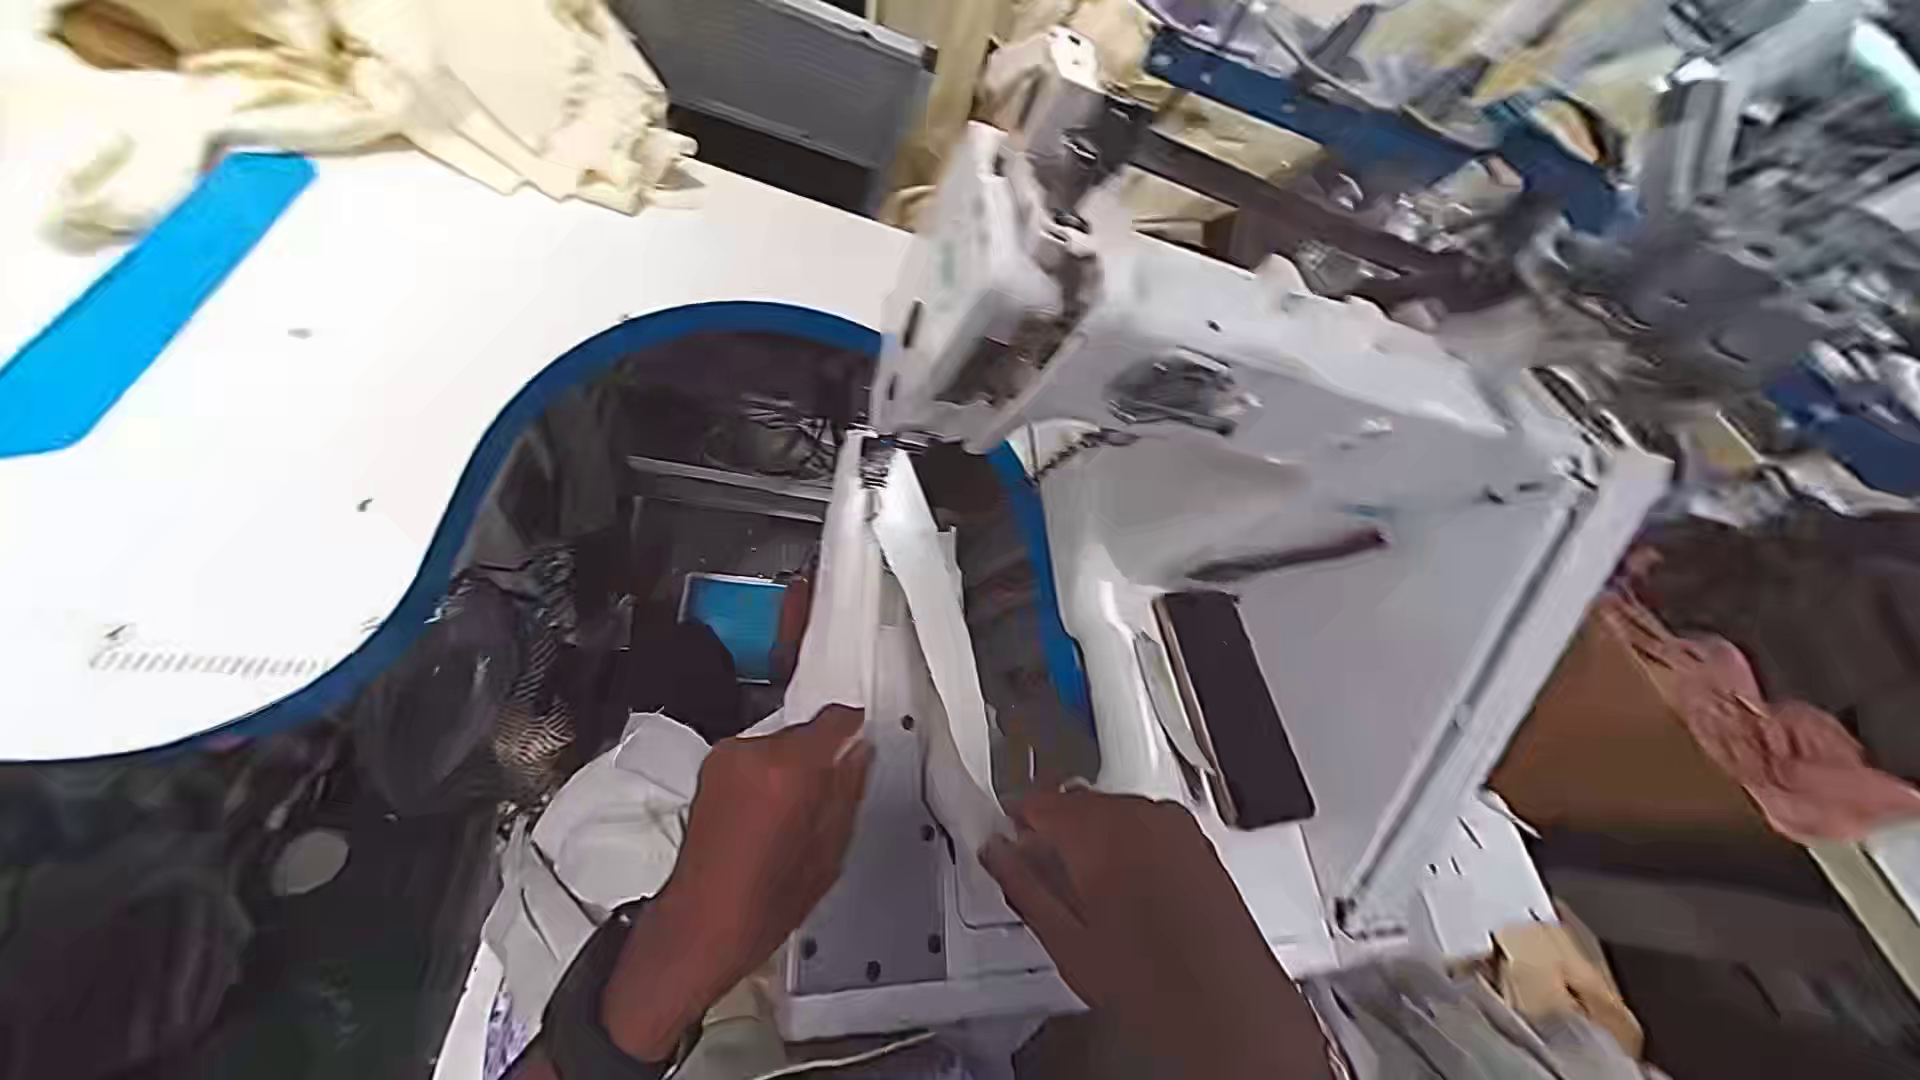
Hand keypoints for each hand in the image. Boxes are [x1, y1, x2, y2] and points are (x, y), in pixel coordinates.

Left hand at [599, 705, 873, 1059]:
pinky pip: (755, 755)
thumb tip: (858, 754)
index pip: (835, 718)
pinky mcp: (710, 769)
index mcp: (791, 769)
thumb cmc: (758, 904)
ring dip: (792, 764)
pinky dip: (766, 772)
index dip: (853, 725)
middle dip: (821, 754)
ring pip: (780, 743)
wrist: (701, 925)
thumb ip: (850, 786)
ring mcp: (727, 759)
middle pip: (806, 732)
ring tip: (793, 810)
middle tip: (829, 788)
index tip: (859, 731)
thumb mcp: (831, 847)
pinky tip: (769, 811)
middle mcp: (755, 754)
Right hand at [981, 790, 1330, 1077]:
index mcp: (1097, 832)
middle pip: (1074, 802)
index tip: (1009, 835)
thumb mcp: (1068, 941)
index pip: (1038, 801)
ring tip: (1089, 888)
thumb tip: (997, 853)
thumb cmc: (1158, 988)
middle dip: (1053, 830)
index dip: (1017, 819)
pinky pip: (1142, 819)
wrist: (1234, 1014)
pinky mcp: (1193, 835)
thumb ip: (1023, 884)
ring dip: (1089, 833)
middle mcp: (1136, 814)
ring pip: (1108, 808)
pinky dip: (1125, 837)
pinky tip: (1126, 885)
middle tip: (1043, 869)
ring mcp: (1170, 822)